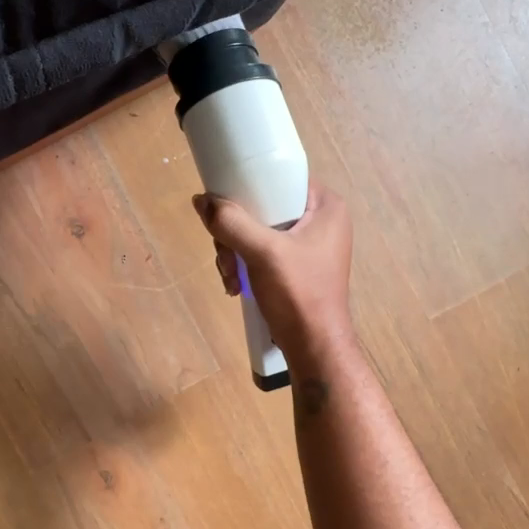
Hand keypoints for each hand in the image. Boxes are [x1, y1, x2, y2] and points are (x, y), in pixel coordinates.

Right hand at [192, 180, 353, 355]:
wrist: (314, 348)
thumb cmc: (298, 294)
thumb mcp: (262, 253)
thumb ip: (231, 222)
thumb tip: (201, 200)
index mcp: (326, 207)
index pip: (280, 180)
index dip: (248, 189)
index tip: (225, 209)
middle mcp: (321, 222)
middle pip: (264, 209)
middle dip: (235, 233)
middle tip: (225, 255)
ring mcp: (309, 247)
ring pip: (257, 233)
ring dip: (234, 253)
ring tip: (229, 277)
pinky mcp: (298, 269)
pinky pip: (262, 254)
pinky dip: (244, 266)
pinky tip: (235, 285)